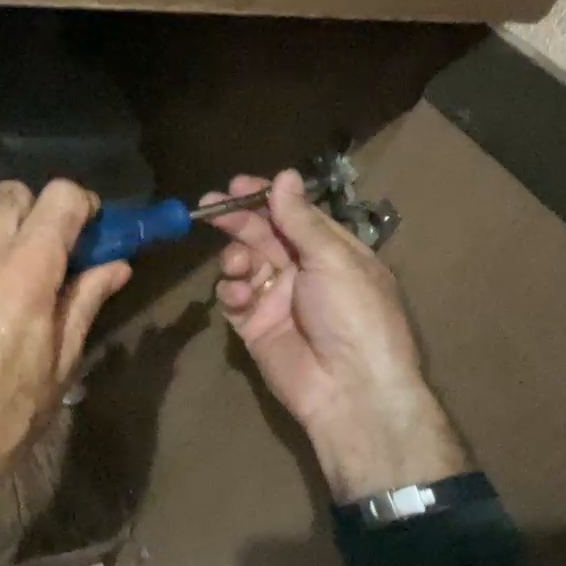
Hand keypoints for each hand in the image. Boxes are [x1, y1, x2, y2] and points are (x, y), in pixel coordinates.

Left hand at [0, 180, 131, 527]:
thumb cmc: (4, 417)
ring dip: (5, 225)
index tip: (93, 232)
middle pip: (14, 191)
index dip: (84, 206)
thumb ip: (86, 301)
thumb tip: (116, 264)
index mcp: (25, 272)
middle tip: (55, 250)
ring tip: (16, 270)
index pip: (59, 197)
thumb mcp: (60, 365)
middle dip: (40, 209)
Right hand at [204, 169, 467, 501]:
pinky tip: (239, 295)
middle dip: (238, 221)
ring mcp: (277, 299)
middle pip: (263, 235)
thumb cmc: (354, 315)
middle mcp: (303, 271)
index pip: (293, 215)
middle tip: (212, 208)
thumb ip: (301, 220)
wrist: (350, 390)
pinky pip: (233, 298)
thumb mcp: (334, 260)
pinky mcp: (254, 325)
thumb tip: (285, 175)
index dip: (265, 199)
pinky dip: (231, 291)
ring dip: (235, 257)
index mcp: (331, 252)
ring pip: (243, 263)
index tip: (237, 184)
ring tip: (238, 266)